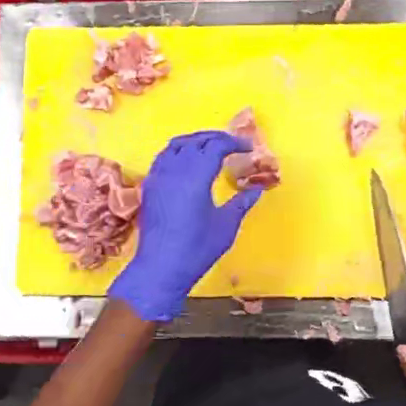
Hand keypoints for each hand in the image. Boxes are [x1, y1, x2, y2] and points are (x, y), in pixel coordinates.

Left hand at [108, 131, 263, 322]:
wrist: (160, 267)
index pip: (216, 146)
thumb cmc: (196, 249)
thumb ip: (241, 203)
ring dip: (195, 141)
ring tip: (210, 149)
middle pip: (195, 140)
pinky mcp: (149, 186)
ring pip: (176, 145)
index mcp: (196, 176)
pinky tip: (186, 163)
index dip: (234, 143)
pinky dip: (178, 152)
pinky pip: (163, 158)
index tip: (248, 148)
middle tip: (232, 144)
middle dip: (215, 138)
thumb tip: (256, 190)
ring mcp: (158, 176)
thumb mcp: (225, 226)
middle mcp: (174, 169)